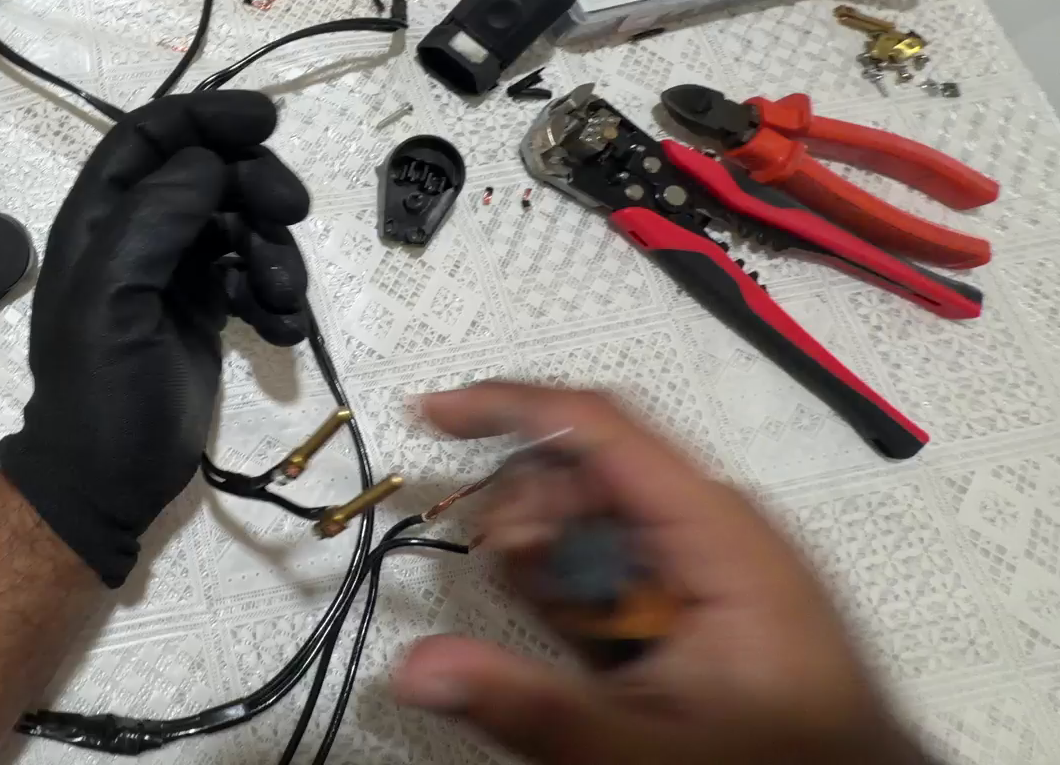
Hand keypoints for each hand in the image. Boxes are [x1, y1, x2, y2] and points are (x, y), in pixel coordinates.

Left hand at [0, 92, 311, 585]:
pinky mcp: (203, 307)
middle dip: (256, 186)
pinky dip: (274, 294)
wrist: (107, 478)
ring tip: (282, 300)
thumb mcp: (113, 300)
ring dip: (275, 253)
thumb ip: (152, 221)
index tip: (266, 120)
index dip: (203, 116)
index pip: (149, 136)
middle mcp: (137, 233)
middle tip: (294, 213)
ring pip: (239, 224)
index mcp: (100, 219)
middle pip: (207, 174)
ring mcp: (173, 270)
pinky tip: (282, 331)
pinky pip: (250, 274)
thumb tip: (206, 162)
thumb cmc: (100, 390)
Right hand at [393, 383, 928, 764]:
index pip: (597, 424)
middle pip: (575, 463)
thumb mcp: (647, 745)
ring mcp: (694, 541)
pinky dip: (564, 573)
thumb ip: (529, 704)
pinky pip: (593, 538)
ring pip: (575, 500)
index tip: (431, 413)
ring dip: (542, 554)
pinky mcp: (679, 568)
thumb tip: (416, 667)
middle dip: (525, 515)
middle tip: (524, 580)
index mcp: (720, 533)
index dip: (504, 404)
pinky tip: (585, 628)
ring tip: (569, 623)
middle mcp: (707, 517)